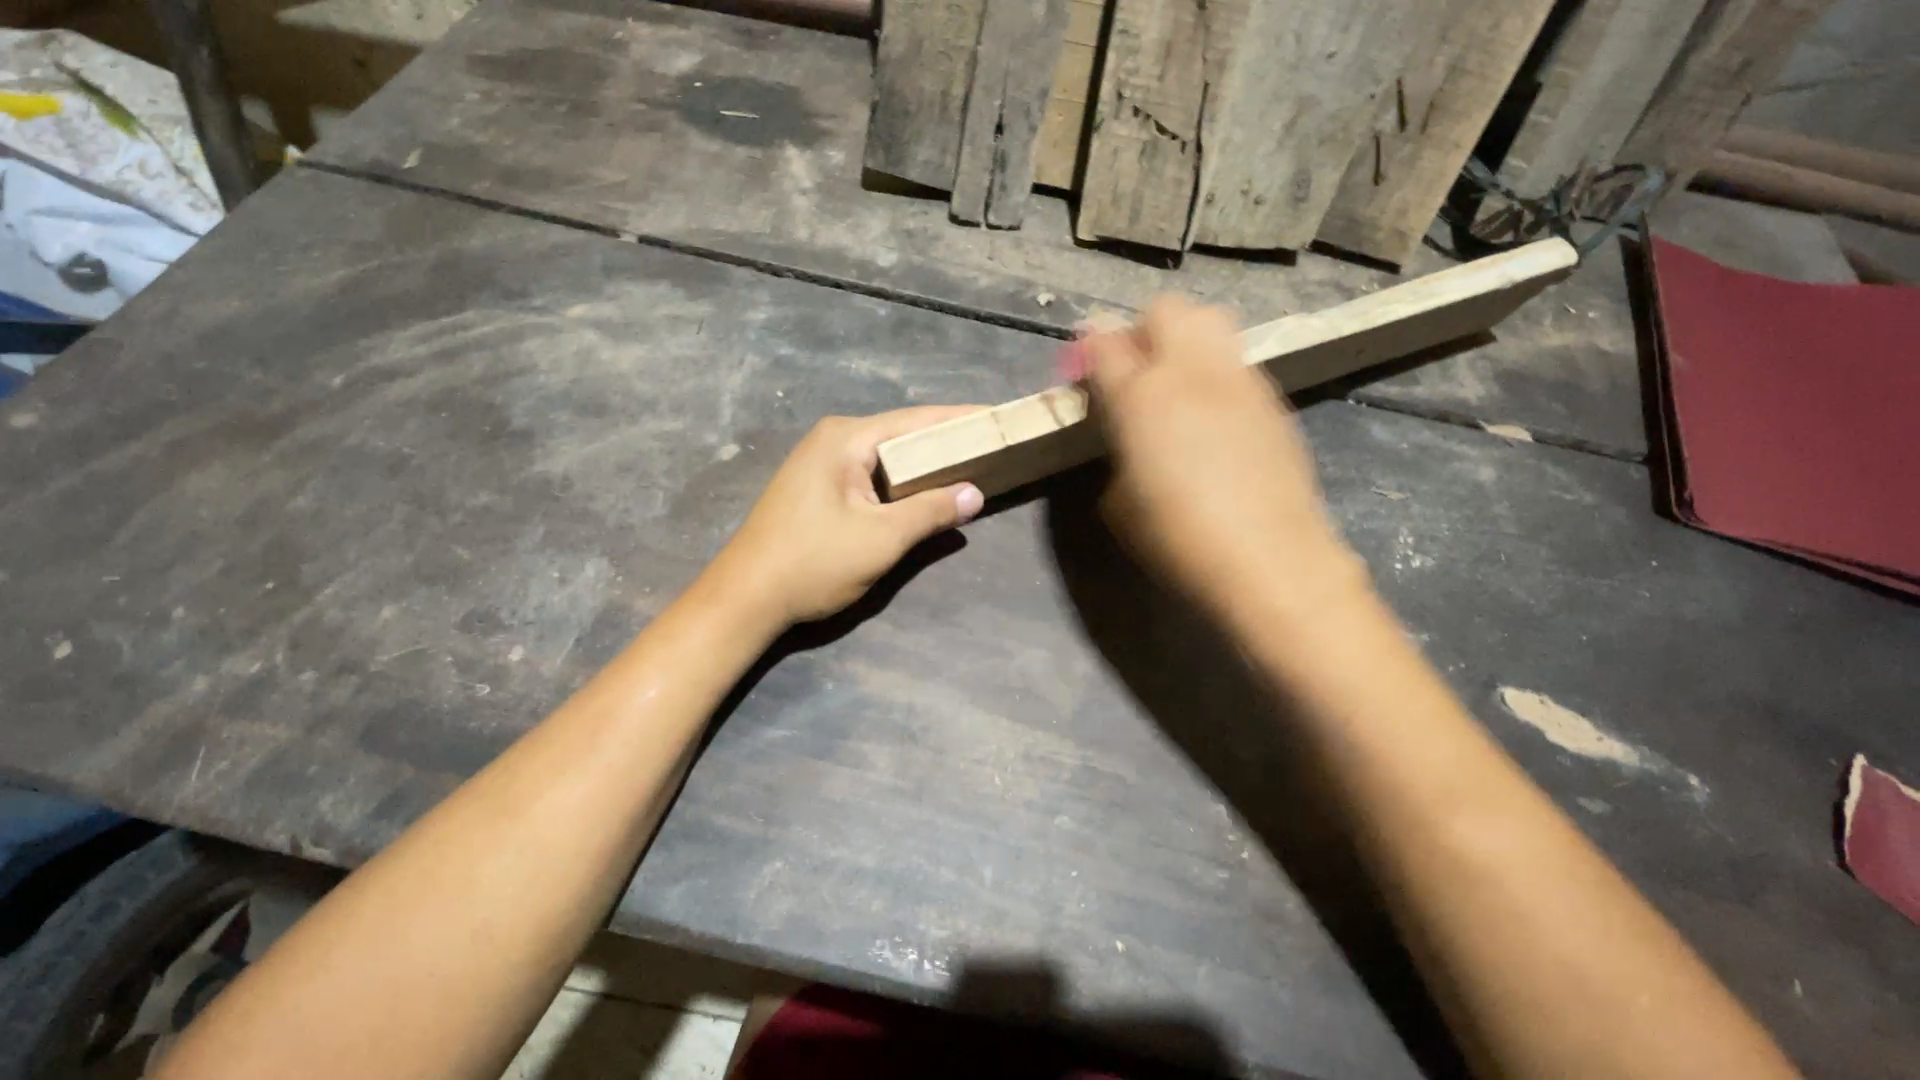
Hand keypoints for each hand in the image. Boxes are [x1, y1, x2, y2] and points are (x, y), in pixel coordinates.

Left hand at [704, 407, 985, 627]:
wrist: (745, 598)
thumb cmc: (813, 562)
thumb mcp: (882, 539)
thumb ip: (931, 512)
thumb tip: (975, 494)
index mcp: (846, 439)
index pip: (916, 420)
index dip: (960, 419)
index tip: (997, 417)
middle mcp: (832, 440)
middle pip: (901, 435)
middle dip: (945, 443)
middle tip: (990, 447)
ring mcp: (820, 464)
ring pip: (885, 458)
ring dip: (922, 467)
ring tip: (969, 468)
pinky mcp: (816, 489)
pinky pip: (869, 476)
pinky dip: (900, 484)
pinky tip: (923, 495)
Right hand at [1084, 296, 1362, 619]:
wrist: (1271, 559)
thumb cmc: (1180, 541)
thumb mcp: (1120, 503)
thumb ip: (1115, 451)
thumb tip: (1122, 431)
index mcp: (1141, 397)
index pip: (1103, 343)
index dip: (1087, 349)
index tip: (1083, 368)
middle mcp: (1191, 372)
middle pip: (1164, 310)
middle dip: (1142, 330)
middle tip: (1134, 370)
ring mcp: (1239, 379)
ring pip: (1209, 320)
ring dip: (1185, 340)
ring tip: (1178, 383)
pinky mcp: (1273, 398)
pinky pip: (1237, 361)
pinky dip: (1216, 372)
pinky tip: (1214, 415)